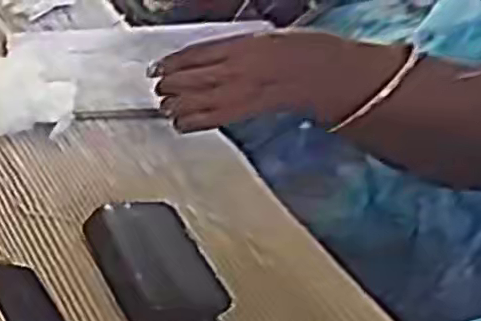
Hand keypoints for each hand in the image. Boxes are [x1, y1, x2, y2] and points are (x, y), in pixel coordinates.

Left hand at [153, 31, 408, 132]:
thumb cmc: (302, 50)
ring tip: (173, 101)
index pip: (190, 56)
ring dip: (169, 104)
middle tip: (165, 85)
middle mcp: (230, 73)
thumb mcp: (267, 36)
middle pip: (177, 82)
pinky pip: (189, 123)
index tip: (156, 68)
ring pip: (177, 105)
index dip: (167, 64)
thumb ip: (231, 48)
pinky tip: (184, 116)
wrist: (323, 74)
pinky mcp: (227, 117)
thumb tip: (198, 58)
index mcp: (241, 48)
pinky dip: (180, 121)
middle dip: (165, 84)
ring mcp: (226, 97)